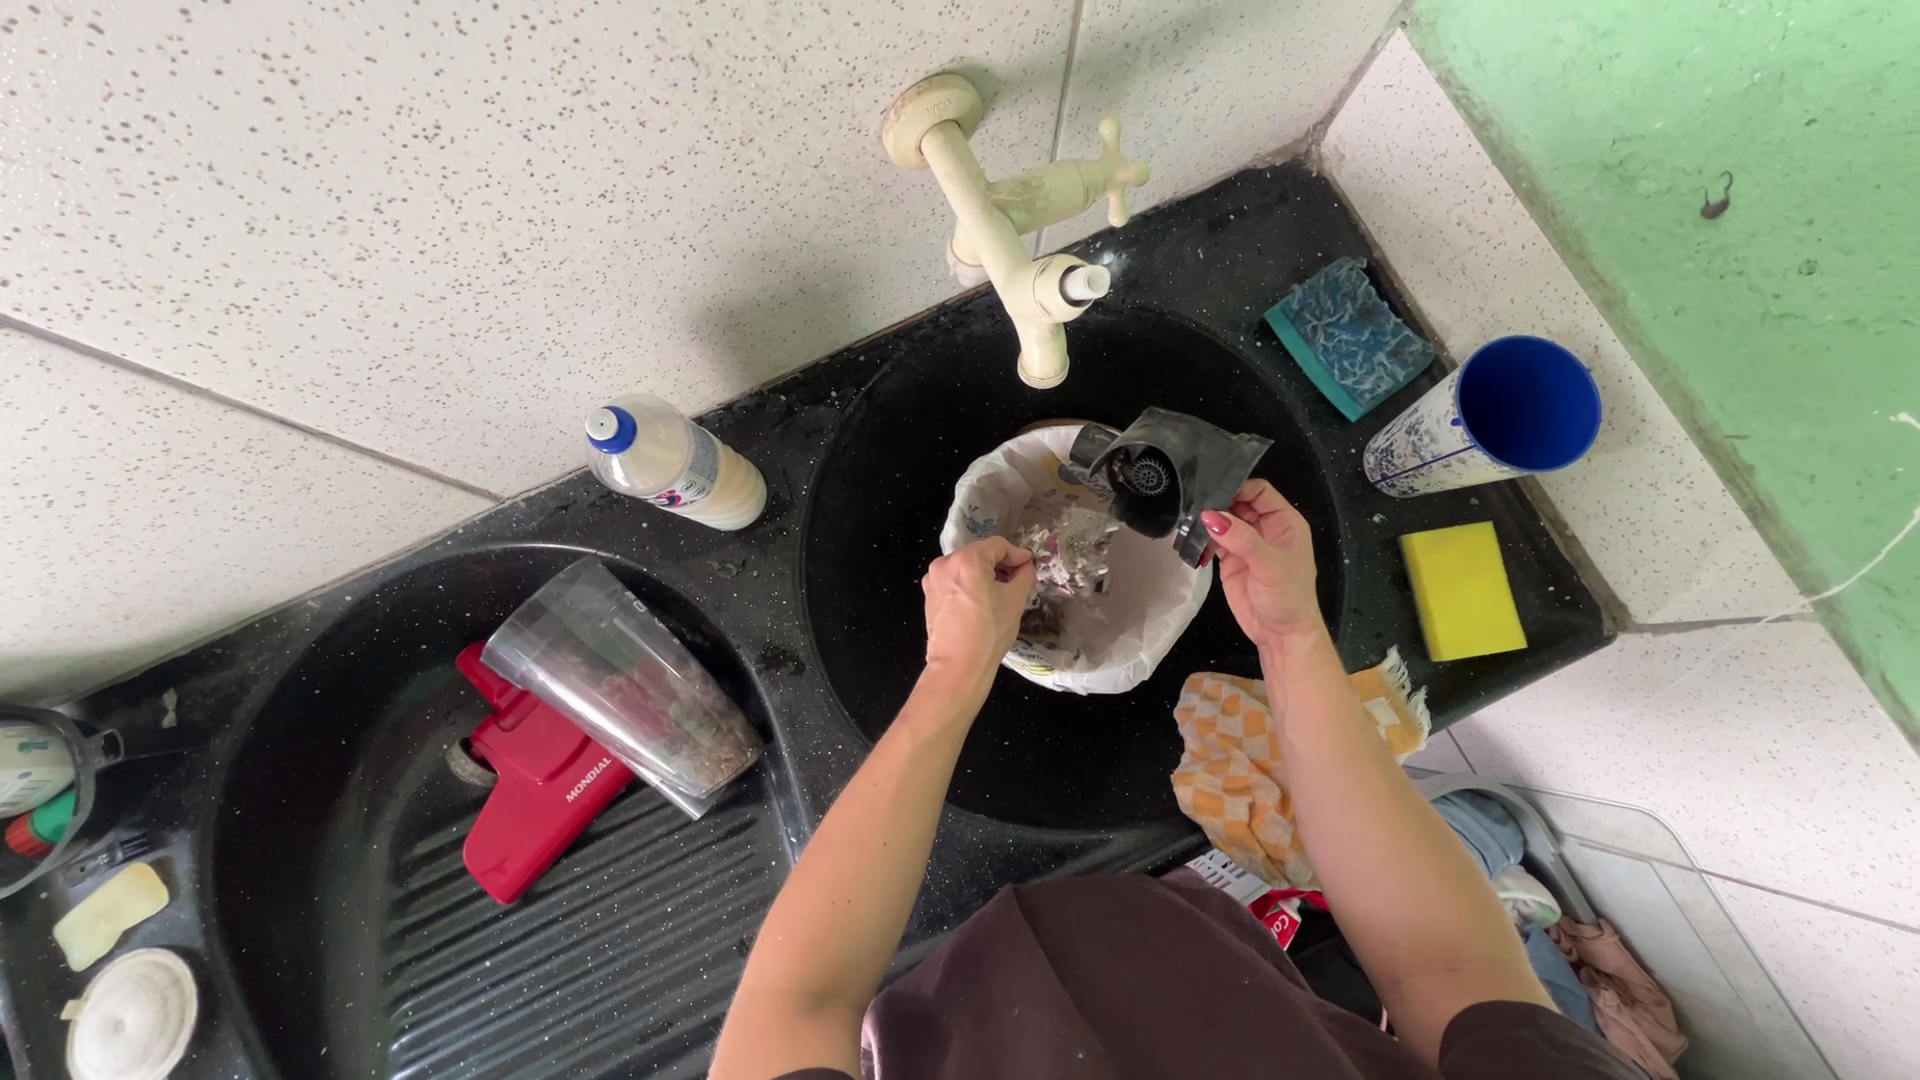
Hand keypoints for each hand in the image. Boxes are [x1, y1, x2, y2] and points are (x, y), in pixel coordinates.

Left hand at [921, 537, 1036, 685]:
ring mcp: (933, 579)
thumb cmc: (989, 631)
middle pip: (979, 554)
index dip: (1017, 554)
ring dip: (983, 574)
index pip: (998, 546)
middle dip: (999, 564)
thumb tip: (1026, 566)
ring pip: (965, 567)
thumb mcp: (1015, 600)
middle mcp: (945, 563)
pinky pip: (953, 581)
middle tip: (1017, 579)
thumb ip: (1024, 576)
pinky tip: (980, 602)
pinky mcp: (929, 595)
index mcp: (967, 559)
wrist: (959, 666)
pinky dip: (968, 585)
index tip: (1029, 565)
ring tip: (999, 592)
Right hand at [1201, 480, 1324, 654]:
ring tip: (1187, 521)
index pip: (1259, 491)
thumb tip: (1209, 516)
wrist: (1280, 633)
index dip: (1238, 488)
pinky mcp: (1230, 559)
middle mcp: (1264, 528)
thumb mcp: (1269, 564)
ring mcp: (1246, 544)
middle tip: (1193, 504)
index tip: (1212, 491)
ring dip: (1207, 521)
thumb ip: (1241, 538)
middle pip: (1238, 503)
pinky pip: (1213, 541)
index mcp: (1284, 522)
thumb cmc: (1287, 596)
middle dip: (1217, 502)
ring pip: (1223, 520)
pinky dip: (1201, 540)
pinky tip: (1191, 541)